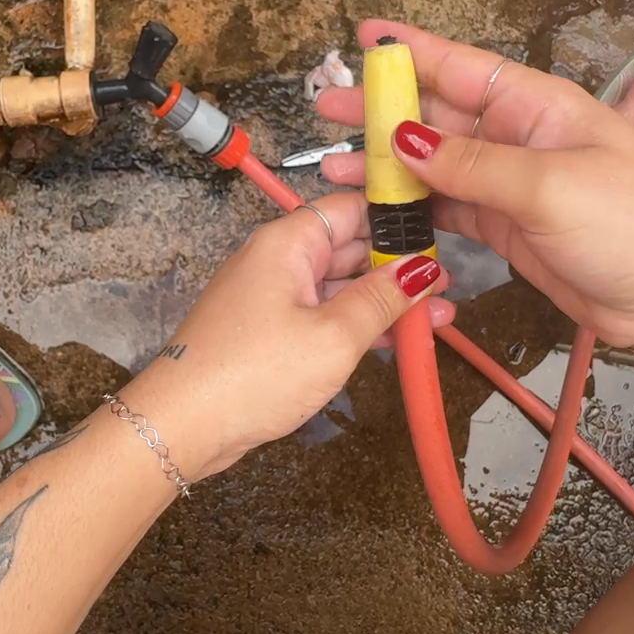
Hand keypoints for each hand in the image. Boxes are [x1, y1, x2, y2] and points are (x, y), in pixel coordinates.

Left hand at [121, 192, 451, 478]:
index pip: (349, 208)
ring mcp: (273, 297)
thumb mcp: (333, 336)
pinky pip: (323, 315)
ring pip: (339, 286)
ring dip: (384, 301)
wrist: (185, 425)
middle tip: (449, 285)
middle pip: (348, 247)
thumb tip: (422, 268)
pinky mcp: (271, 330)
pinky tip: (399, 339)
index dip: (395, 218)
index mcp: (287, 243)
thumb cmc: (255, 372)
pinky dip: (358, 325)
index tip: (439, 234)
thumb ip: (381, 299)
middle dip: (398, 265)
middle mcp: (278, 260)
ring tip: (440, 317)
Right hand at [316, 20, 633, 348]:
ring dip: (385, 165)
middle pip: (436, 116)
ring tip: (334, 167)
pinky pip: (443, 207)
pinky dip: (409, 207)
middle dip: (381, 111)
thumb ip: (473, 165)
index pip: (462, 67)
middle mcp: (515, 137)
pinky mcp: (500, 225)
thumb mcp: (551, 187)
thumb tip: (404, 140)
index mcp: (536, 106)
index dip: (412, 50)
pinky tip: (375, 206)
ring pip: (432, 165)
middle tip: (328, 107)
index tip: (364, 37)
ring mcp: (505, 183)